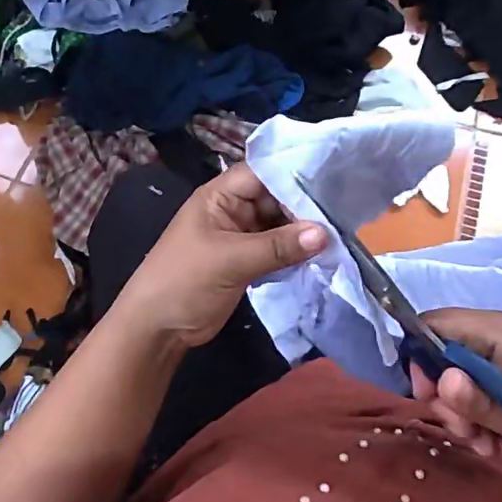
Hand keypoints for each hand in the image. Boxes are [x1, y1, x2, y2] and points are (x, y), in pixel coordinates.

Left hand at [111, 163, 326, 347]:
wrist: (157, 329)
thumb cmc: (184, 281)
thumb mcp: (231, 260)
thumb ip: (278, 246)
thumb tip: (325, 234)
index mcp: (220, 196)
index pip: (263, 172)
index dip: (294, 172)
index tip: (332, 177)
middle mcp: (233, 210)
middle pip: (276, 197)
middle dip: (306, 204)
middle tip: (344, 210)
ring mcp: (242, 236)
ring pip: (281, 224)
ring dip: (305, 230)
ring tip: (342, 231)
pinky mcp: (249, 261)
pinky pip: (279, 248)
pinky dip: (297, 251)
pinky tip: (324, 253)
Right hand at [407, 309, 501, 465]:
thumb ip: (476, 399)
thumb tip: (441, 380)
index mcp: (500, 330)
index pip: (436, 323)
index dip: (421, 356)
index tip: (426, 395)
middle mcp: (501, 336)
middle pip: (446, 353)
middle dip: (445, 394)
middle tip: (460, 429)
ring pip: (462, 377)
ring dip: (463, 413)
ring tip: (482, 443)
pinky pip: (483, 391)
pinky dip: (481, 417)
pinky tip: (494, 443)